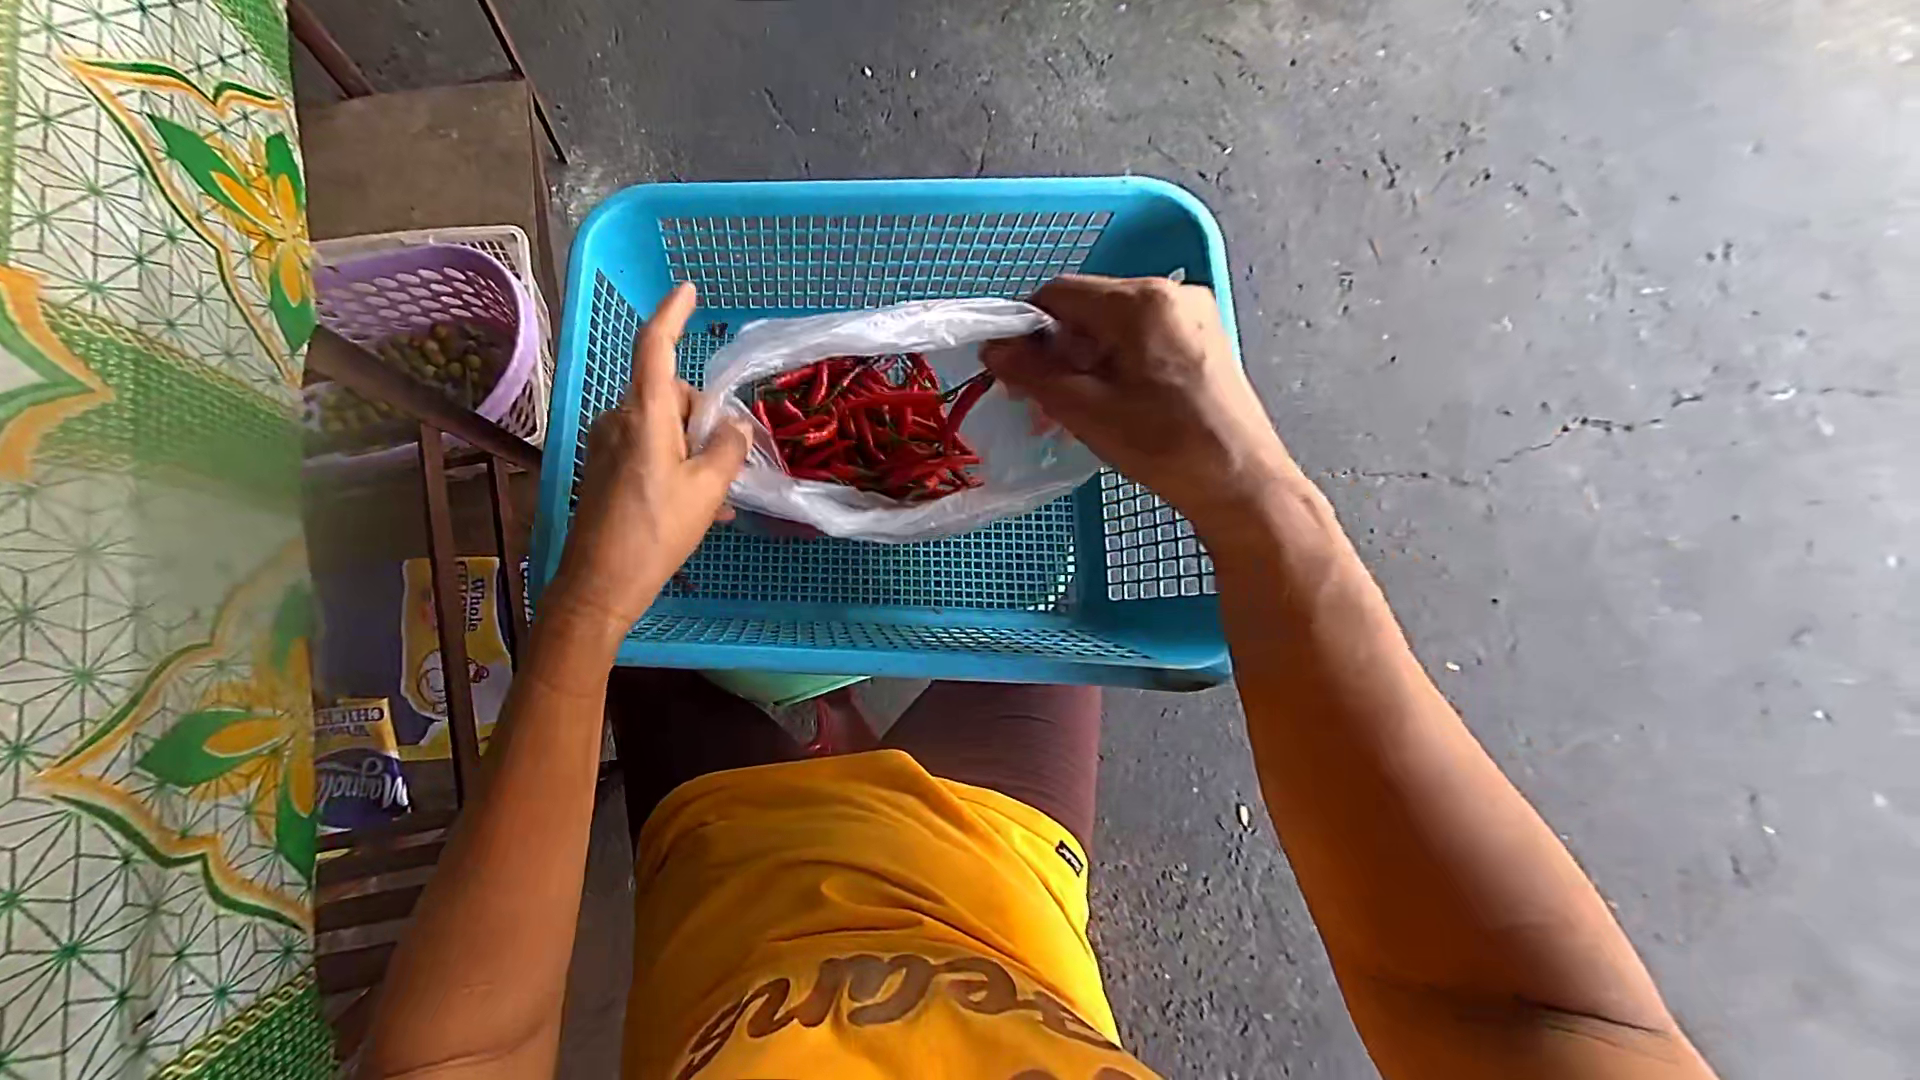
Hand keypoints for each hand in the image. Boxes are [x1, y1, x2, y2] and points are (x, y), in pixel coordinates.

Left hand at [548, 283, 750, 633]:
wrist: (601, 583)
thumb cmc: (658, 532)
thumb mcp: (708, 490)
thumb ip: (728, 449)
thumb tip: (737, 426)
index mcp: (644, 417)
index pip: (655, 349)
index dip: (671, 315)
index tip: (687, 290)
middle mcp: (620, 421)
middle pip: (671, 396)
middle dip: (705, 420)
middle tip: (730, 463)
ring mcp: (609, 445)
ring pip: (665, 429)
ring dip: (696, 452)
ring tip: (720, 498)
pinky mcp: (606, 469)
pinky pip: (651, 451)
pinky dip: (679, 467)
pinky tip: (701, 507)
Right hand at [981, 274, 1297, 538]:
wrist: (1241, 483)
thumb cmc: (1164, 446)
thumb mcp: (1086, 411)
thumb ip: (1033, 374)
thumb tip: (993, 349)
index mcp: (1140, 301)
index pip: (1058, 293)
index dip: (1025, 330)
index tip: (1012, 372)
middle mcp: (1170, 294)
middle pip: (1087, 310)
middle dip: (1055, 354)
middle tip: (1038, 403)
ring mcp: (1192, 317)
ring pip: (1113, 329)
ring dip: (1082, 366)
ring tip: (1070, 412)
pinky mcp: (1203, 341)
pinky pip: (1140, 342)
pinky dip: (1113, 368)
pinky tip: (1107, 406)